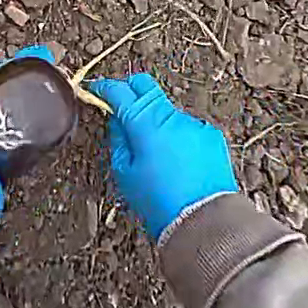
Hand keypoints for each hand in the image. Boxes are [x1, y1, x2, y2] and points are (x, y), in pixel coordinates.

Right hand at [90, 72, 238, 240]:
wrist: (204, 221)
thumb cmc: (159, 203)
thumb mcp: (125, 174)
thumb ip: (118, 139)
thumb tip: (117, 119)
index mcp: (145, 123)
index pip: (120, 91)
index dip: (105, 88)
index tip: (96, 89)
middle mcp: (171, 115)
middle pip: (146, 86)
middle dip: (130, 89)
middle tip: (121, 105)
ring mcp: (193, 123)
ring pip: (167, 110)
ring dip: (156, 121)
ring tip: (154, 153)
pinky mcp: (210, 134)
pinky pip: (187, 127)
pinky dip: (178, 136)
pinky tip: (177, 162)